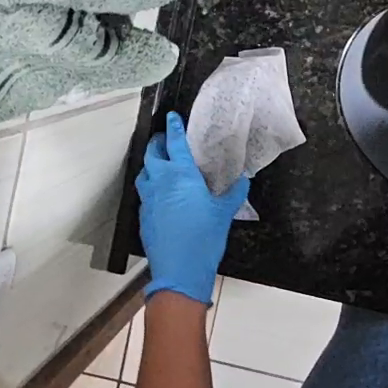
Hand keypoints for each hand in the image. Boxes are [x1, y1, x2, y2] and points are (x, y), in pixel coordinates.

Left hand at [135, 112, 250, 303]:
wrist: (179, 270)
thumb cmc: (205, 237)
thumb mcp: (224, 213)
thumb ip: (234, 193)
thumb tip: (244, 179)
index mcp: (182, 175)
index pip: (174, 144)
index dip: (173, 128)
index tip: (172, 117)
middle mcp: (161, 182)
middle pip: (152, 154)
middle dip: (157, 143)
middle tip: (164, 139)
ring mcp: (149, 199)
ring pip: (144, 173)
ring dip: (150, 165)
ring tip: (160, 164)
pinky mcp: (143, 216)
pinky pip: (145, 193)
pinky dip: (150, 186)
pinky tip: (160, 194)